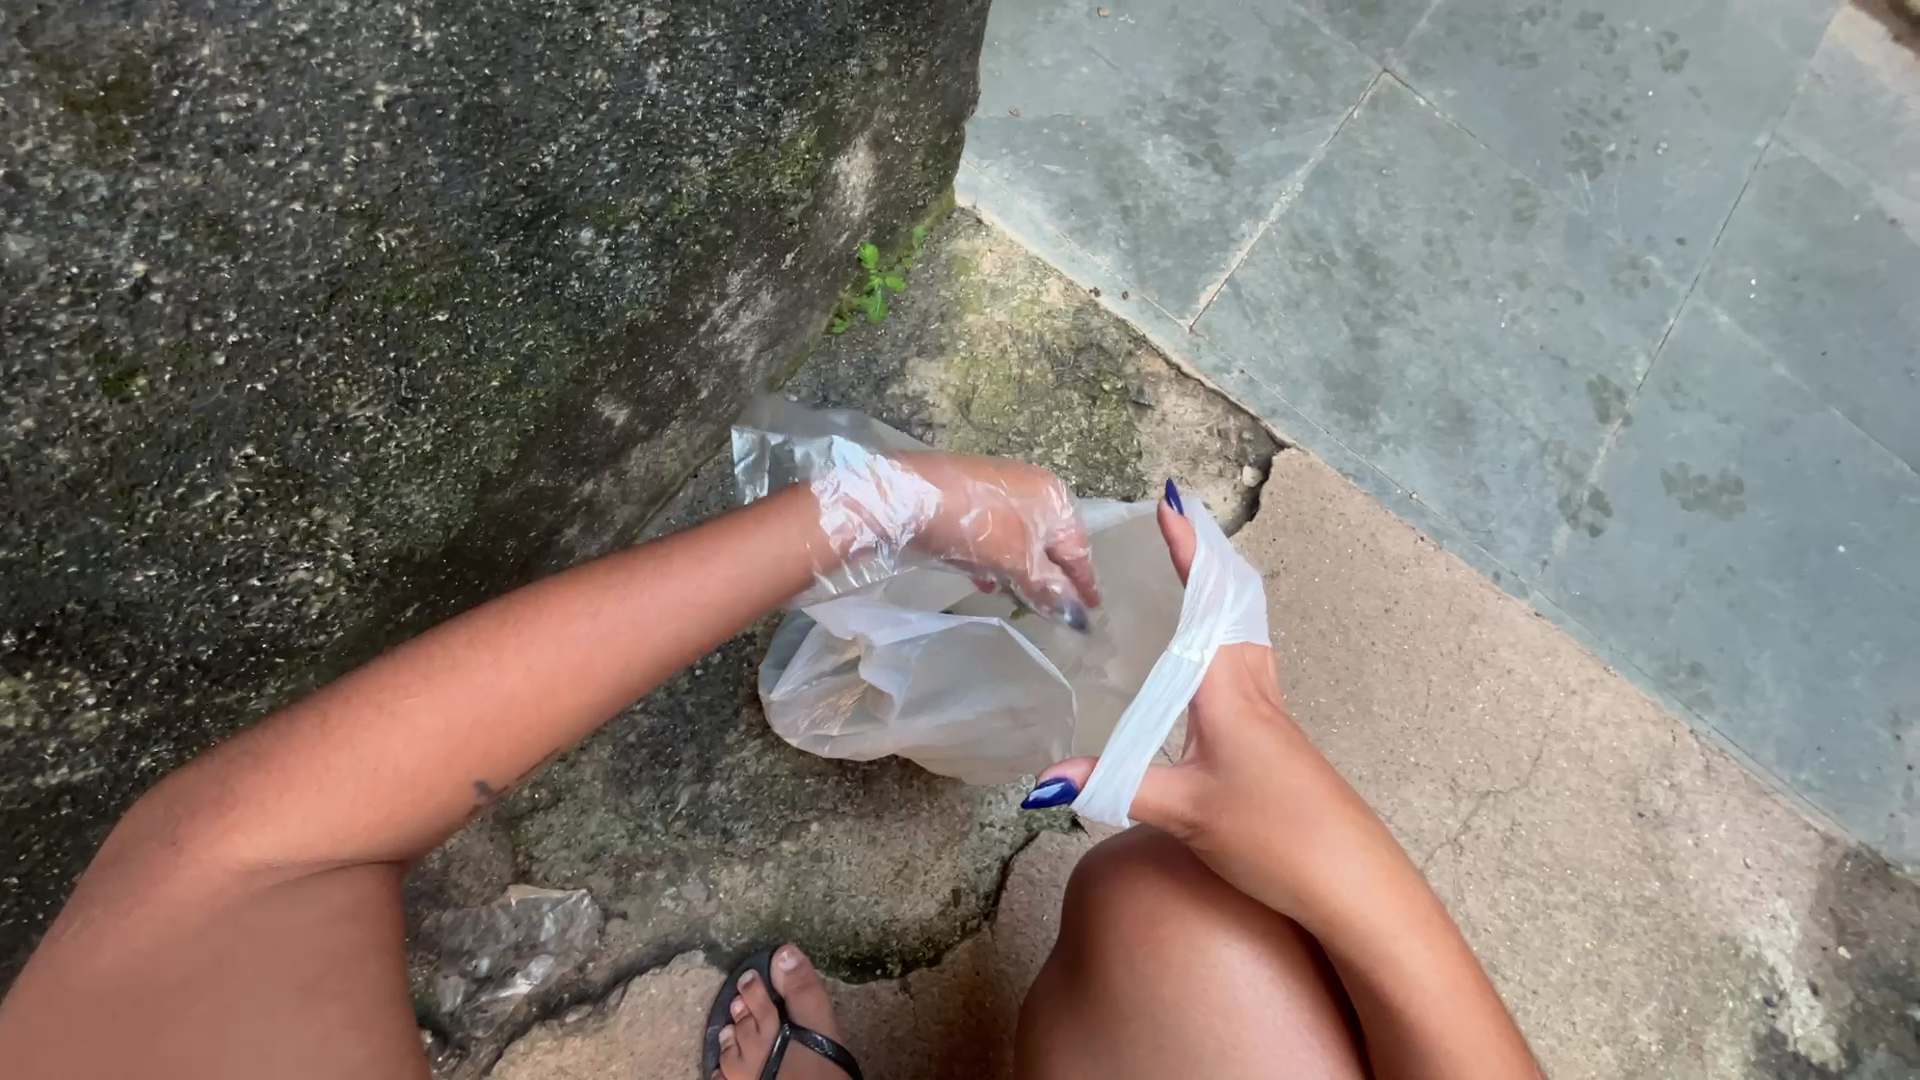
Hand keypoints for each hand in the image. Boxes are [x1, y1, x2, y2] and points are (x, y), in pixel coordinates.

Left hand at [808, 449, 1098, 627]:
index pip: (1079, 550)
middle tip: (1050, 609)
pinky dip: (995, 557)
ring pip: (1020, 539)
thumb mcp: (1019, 566)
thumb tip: (1079, 619)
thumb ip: (1050, 591)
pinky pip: (995, 532)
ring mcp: (1001, 486)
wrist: (912, 496)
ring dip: (1019, 570)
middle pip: (1050, 543)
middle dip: (1049, 577)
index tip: (1093, 609)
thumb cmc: (978, 530)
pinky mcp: (971, 492)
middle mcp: (1034, 488)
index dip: (1084, 583)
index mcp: (1057, 500)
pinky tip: (982, 579)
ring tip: (1012, 597)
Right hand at [1033, 500, 1397, 930]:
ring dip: (1220, 591)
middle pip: (1235, 602)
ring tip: (1191, 573)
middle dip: (1205, 557)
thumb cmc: (1275, 836)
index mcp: (1228, 688)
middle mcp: (1254, 686)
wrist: (1359, 887)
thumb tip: (1039, 782)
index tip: (1169, 503)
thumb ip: (1111, 786)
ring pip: (1245, 630)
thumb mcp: (1183, 811)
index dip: (1187, 550)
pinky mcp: (1276, 736)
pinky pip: (1248, 661)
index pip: (1205, 602)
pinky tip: (1208, 658)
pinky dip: (1226, 633)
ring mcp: (1271, 711)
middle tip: (1177, 524)